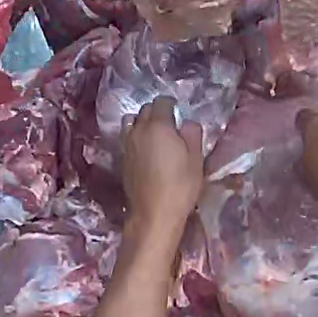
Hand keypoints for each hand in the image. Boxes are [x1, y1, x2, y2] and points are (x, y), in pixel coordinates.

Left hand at [121, 97, 204, 232]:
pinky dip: (136, 136)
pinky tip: (147, 149)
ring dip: (143, 122)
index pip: (161, 102)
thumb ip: (192, 133)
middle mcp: (138, 131)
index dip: (172, 105)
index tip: (180, 113)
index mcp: (158, 126)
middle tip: (171, 124)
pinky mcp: (121, 159)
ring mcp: (127, 145)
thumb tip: (187, 123)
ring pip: (132, 122)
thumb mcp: (196, 158)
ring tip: (155, 134)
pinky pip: (127, 137)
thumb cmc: (180, 185)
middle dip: (157, 112)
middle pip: (145, 110)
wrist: (154, 214)